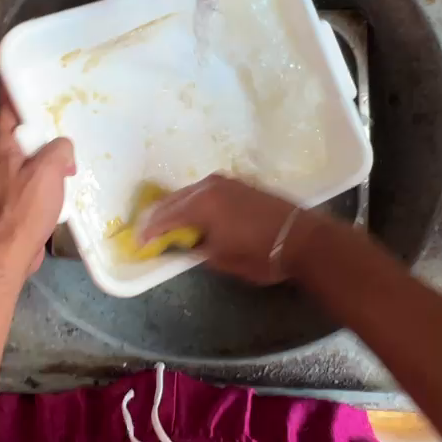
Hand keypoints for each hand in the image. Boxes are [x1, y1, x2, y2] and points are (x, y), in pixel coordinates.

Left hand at [0, 94, 74, 281]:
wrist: (10, 252)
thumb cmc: (25, 208)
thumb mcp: (49, 170)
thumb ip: (60, 149)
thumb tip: (64, 149)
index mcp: (3, 146)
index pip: (8, 107)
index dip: (15, 88)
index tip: (25, 73)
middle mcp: (1, 159)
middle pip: (23, 132)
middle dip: (43, 125)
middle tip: (66, 115)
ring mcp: (6, 180)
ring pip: (31, 157)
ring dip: (50, 155)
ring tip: (72, 153)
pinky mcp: (14, 200)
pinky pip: (35, 178)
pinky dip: (50, 177)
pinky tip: (66, 183)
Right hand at [140, 174, 318, 284]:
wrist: (303, 238)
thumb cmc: (261, 254)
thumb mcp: (221, 259)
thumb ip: (196, 249)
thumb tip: (183, 245)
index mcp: (201, 204)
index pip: (164, 217)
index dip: (149, 232)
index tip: (139, 244)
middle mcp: (209, 186)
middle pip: (174, 199)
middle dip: (158, 216)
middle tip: (146, 231)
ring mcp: (226, 182)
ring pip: (190, 192)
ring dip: (176, 206)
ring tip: (166, 222)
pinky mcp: (240, 183)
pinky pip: (206, 190)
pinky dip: (194, 201)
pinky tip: (192, 212)